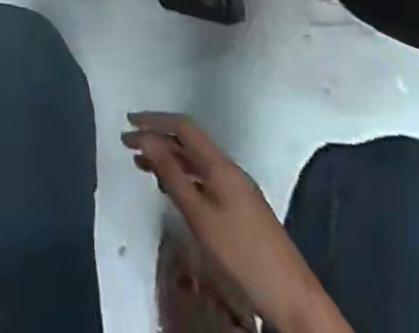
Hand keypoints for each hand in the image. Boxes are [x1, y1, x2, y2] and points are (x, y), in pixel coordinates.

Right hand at [123, 113, 344, 332]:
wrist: (292, 299)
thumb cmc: (239, 253)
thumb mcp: (197, 212)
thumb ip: (170, 172)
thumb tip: (145, 137)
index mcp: (222, 168)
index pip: (185, 128)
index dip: (155, 120)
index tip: (128, 121)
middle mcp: (231, 173)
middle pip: (190, 143)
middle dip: (157, 138)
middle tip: (126, 143)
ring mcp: (238, 191)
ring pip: (196, 162)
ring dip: (167, 158)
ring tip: (139, 164)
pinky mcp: (240, 208)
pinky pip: (204, 179)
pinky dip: (181, 176)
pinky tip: (168, 187)